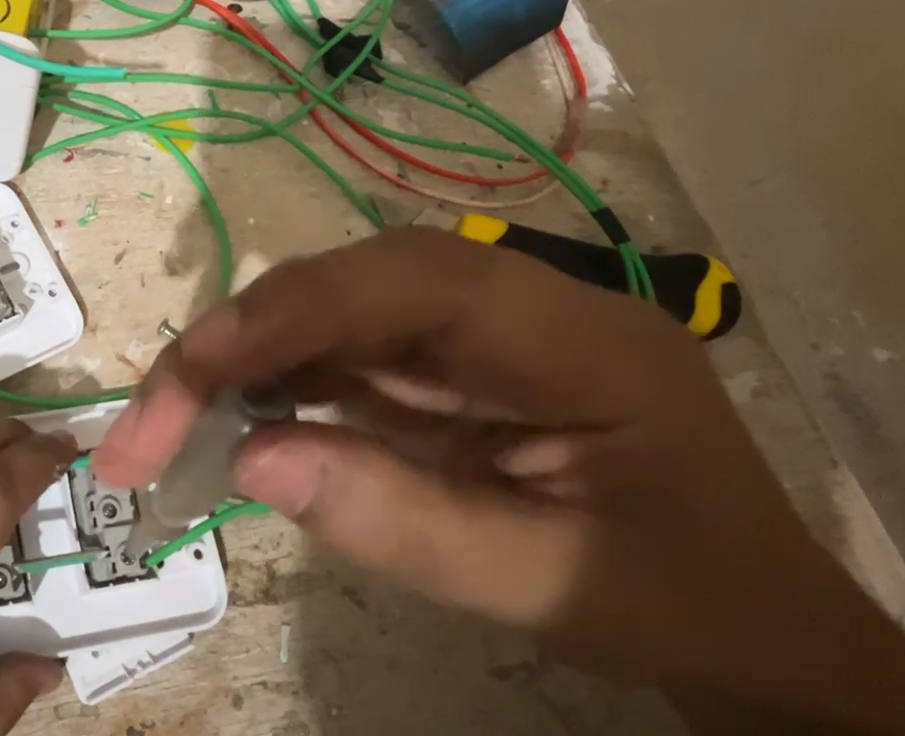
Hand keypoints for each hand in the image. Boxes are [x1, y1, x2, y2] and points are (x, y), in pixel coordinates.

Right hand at [92, 228, 904, 732]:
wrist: (753, 620)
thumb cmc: (679, 600)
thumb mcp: (551, 586)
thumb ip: (404, 524)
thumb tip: (248, 460)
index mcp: (581, 338)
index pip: (416, 283)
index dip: (295, 310)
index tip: (197, 369)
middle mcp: (521, 303)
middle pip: (354, 285)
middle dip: (242, 342)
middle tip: (151, 422)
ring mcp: (478, 327)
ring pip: (333, 310)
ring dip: (244, 361)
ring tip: (167, 427)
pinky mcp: (445, 358)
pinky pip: (342, 350)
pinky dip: (276, 381)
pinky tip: (230, 419)